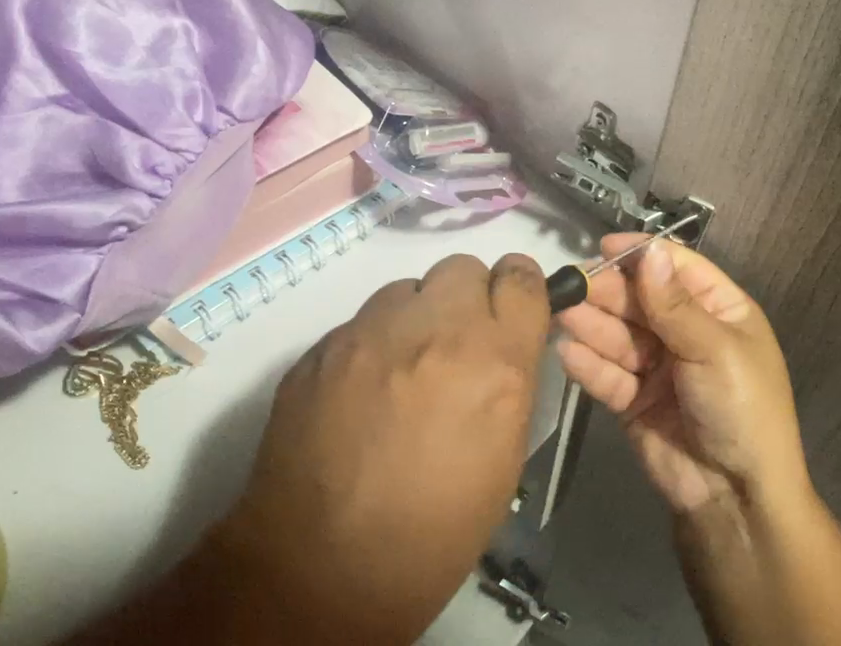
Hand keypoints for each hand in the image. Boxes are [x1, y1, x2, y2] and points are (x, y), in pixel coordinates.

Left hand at [211, 253, 549, 643]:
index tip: (510, 309)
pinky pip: (358, 325)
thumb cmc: (437, 528)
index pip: (521, 276)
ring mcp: (370, 334)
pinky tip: (358, 398)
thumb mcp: (505, 452)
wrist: (323, 571)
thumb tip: (505, 346)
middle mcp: (437, 330)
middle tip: (454, 344)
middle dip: (465, 298)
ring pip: (405, 291)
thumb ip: (510, 379)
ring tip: (401, 371)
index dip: (518, 288)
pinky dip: (369, 348)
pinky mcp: (320, 349)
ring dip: (414, 319)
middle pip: (462, 268)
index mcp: (497, 359)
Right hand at [555, 237, 807, 513]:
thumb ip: (674, 304)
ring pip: (621, 336)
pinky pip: (610, 376)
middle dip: (610, 292)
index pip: (678, 269)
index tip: (605, 245)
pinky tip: (567, 352)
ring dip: (593, 324)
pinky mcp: (636, 401)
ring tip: (562, 312)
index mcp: (720, 311)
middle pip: (642, 301)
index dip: (643, 255)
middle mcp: (689, 333)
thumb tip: (651, 250)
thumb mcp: (715, 348)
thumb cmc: (741, 407)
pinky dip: (590, 365)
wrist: (736, 495)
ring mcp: (660, 368)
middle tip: (573, 283)